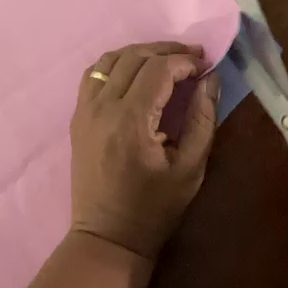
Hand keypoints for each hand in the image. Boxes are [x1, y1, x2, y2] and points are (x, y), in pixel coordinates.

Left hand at [67, 41, 221, 261]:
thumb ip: (202, 119)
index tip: (205, 65)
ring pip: (111, 59)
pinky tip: (135, 71)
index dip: (184, 61)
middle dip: (166, 51)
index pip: (158, 69)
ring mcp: (85, 108)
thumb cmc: (154, 209)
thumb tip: (210, 79)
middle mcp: (103, 107)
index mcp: (131, 120)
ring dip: (141, 52)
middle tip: (192, 57)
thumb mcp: (190, 169)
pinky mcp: (77, 115)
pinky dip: (116, 63)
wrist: (108, 236)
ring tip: (166, 60)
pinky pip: (94, 73)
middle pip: (134, 57)